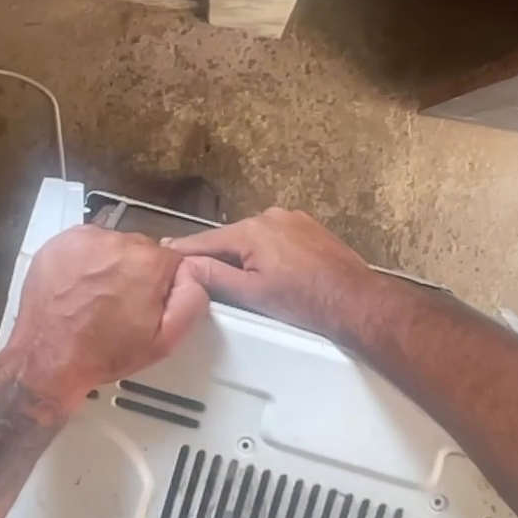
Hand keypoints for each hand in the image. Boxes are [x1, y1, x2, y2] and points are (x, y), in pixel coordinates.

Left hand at [0, 225, 210, 409]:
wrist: (48, 357)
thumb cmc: (100, 352)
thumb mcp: (163, 341)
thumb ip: (190, 302)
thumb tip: (196, 279)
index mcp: (149, 263)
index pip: (171, 259)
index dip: (161, 283)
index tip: (149, 300)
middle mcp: (119, 243)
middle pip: (142, 250)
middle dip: (136, 272)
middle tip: (122, 303)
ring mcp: (87, 240)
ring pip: (113, 246)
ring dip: (110, 264)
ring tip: (98, 296)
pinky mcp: (62, 241)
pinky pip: (86, 244)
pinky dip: (85, 260)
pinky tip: (81, 285)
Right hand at [165, 208, 388, 338]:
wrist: (354, 300)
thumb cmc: (305, 301)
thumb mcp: (252, 294)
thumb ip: (215, 277)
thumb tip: (187, 266)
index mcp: (252, 231)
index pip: (206, 240)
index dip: (184, 250)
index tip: (164, 251)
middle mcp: (270, 216)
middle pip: (230, 237)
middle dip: (216, 254)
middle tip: (198, 273)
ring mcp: (292, 219)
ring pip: (254, 237)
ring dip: (243, 253)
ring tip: (238, 277)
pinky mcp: (308, 227)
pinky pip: (275, 236)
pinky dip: (266, 250)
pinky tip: (269, 269)